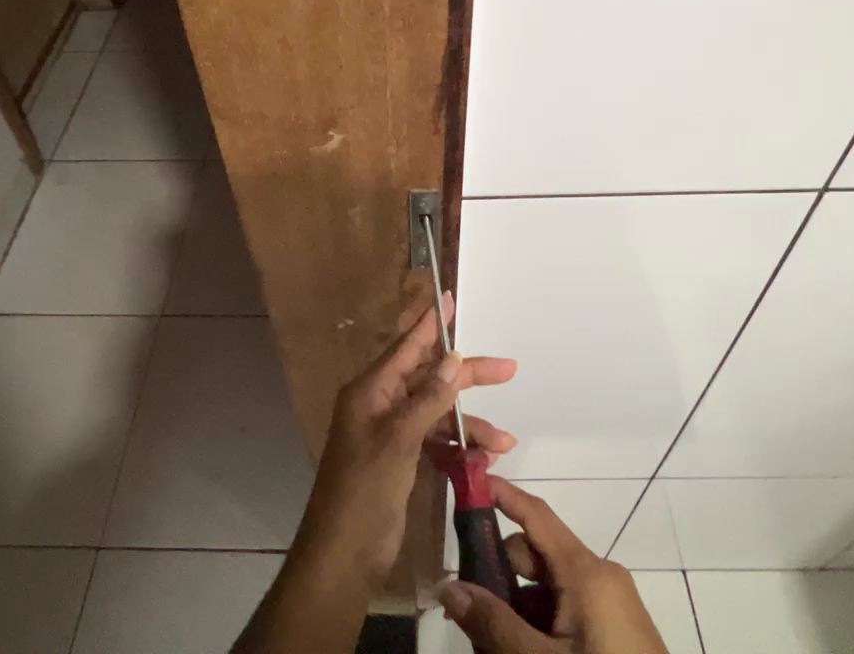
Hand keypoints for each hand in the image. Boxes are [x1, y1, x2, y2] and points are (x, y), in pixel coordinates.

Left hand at [293, 295, 516, 582]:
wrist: (344, 554)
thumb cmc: (364, 490)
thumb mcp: (398, 439)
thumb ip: (427, 398)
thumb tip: (453, 358)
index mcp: (370, 391)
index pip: (406, 348)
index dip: (430, 325)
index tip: (450, 298)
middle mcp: (380, 406)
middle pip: (429, 379)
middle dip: (467, 377)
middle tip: (508, 370)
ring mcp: (391, 435)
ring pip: (438, 414)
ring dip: (469, 424)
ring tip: (503, 443)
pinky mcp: (401, 462)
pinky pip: (436, 442)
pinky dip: (459, 448)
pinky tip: (484, 460)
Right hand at [441, 478, 668, 653]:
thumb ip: (494, 625)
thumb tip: (448, 587)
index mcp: (587, 572)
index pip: (536, 514)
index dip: (500, 495)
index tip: (466, 483)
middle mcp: (599, 577)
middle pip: (534, 555)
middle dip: (496, 575)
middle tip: (463, 611)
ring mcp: (609, 605)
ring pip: (546, 589)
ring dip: (514, 608)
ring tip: (487, 645)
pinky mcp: (613, 631)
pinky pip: (564, 612)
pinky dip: (536, 625)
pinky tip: (516, 651)